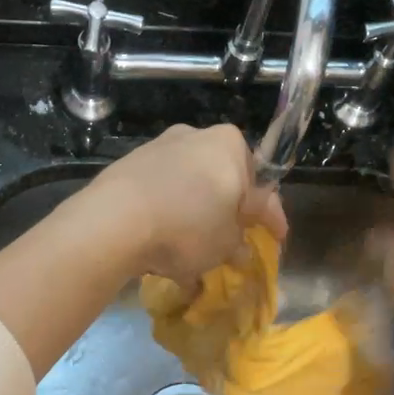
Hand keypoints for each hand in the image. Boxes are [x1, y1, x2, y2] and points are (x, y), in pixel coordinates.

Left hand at [87, 123, 287, 285]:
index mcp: (230, 146)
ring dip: (194, 221)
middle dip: (226, 215)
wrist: (116, 221)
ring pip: (188, 192)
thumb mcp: (225, 245)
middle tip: (230, 245)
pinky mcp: (128, 169)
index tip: (277, 238)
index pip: (260, 189)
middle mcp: (196, 138)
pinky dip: (166, 221)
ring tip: (193, 256)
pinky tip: (163, 251)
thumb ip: (238, 244)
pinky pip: (159, 199)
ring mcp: (158, 150)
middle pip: (221, 184)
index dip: (272, 219)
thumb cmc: (187, 227)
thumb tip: (241, 249)